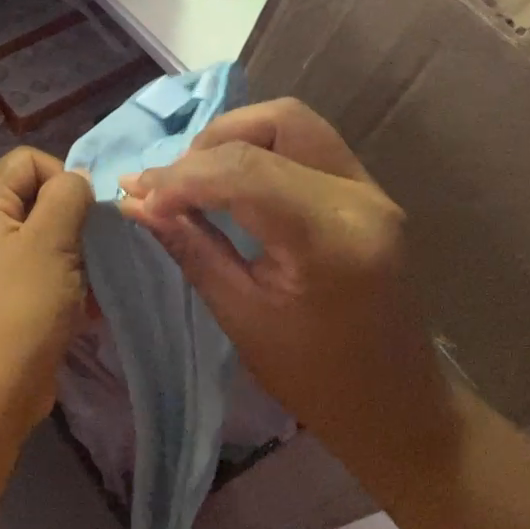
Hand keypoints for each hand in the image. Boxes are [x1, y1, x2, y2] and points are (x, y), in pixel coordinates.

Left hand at [0, 147, 92, 436]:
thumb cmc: (20, 306)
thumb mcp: (50, 240)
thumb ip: (67, 197)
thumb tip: (75, 179)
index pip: (27, 160)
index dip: (60, 176)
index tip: (84, 213)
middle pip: (40, 200)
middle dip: (75, 222)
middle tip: (94, 252)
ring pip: (50, 243)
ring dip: (78, 261)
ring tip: (93, 287)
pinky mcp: (13, 305)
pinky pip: (48, 280)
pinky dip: (72, 292)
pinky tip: (90, 315)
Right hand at [118, 99, 458, 462]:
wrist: (397, 408)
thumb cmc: (313, 376)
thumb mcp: (239, 315)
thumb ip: (188, 245)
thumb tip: (132, 201)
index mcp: (330, 240)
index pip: (242, 172)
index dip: (180, 177)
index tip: (137, 198)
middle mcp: (360, 199)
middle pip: (274, 123)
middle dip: (207, 146)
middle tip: (170, 187)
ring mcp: (371, 189)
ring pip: (289, 121)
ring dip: (233, 138)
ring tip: (197, 180)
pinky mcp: (367, 190)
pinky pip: (302, 142)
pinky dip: (255, 148)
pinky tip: (228, 182)